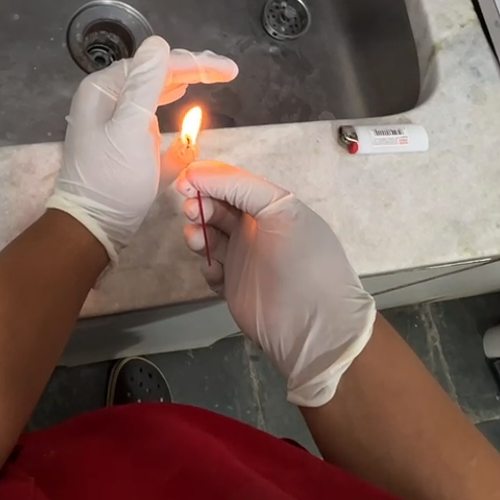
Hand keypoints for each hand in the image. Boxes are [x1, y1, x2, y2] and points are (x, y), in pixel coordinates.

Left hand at [47, 36, 237, 259]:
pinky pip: (151, 115)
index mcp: (105, 89)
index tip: (230, 70)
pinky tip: (182, 98)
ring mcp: (116, 122)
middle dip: (191, 67)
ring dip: (181, 80)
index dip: (194, 62)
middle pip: (155, 73)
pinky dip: (169, 104)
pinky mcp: (125, 143)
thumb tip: (159, 43)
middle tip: (227, 70)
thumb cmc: (111, 178)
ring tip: (210, 76)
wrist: (92, 227)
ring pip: (154, 91)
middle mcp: (108, 100)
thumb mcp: (132, 127)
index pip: (155, 64)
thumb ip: (146, 83)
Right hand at [174, 162, 374, 406]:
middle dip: (200, 205)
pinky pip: (209, 267)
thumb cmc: (302, 260)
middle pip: (216, 207)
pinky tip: (216, 273)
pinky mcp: (233, 285)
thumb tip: (196, 172)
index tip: (185, 183)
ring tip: (198, 241)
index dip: (206, 179)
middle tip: (192, 211)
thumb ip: (238, 185)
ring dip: (198, 234)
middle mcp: (256, 229)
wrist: (314, 326)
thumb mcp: (280, 209)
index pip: (231, 183)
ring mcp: (244, 258)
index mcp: (271, 206)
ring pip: (209, 236)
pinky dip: (206, 265)